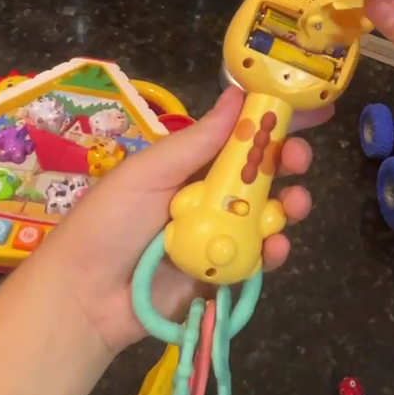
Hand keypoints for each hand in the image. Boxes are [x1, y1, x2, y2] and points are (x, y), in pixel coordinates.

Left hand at [39, 86, 316, 354]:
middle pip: (263, 172)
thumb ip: (197, 141)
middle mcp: (211, 194)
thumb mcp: (148, 172)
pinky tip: (276, 246)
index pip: (240, 135)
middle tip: (300, 159)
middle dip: (289, 161)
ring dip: (290, 204)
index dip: (274, 121)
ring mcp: (220, 234)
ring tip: (295, 205)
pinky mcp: (225, 272)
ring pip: (268, 212)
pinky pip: (259, 256)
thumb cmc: (108, 223)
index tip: (311, 109)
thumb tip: (237, 95)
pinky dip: (275, 249)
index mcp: (191, 164)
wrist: (82, 300)